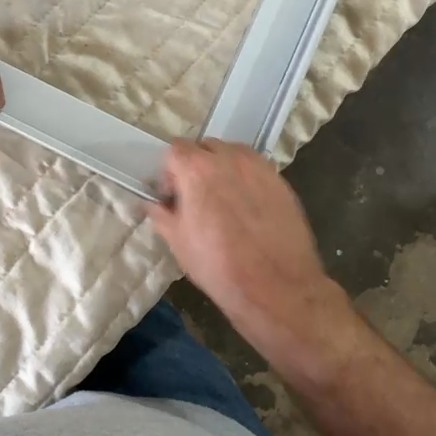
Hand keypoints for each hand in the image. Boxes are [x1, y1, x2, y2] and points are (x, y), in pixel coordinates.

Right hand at [147, 140, 354, 360]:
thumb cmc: (218, 265)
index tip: (172, 196)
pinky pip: (256, 169)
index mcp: (197, 169)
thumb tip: (153, 204)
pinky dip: (246, 179)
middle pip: (205, 147)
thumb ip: (161, 214)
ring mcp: (259, 168)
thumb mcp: (178, 241)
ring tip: (224, 200)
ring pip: (233, 154)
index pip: (175, 150)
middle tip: (196, 197)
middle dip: (196, 165)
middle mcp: (229, 159)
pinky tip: (247, 209)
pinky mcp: (281, 182)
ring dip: (222, 168)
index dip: (169, 172)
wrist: (276, 287)